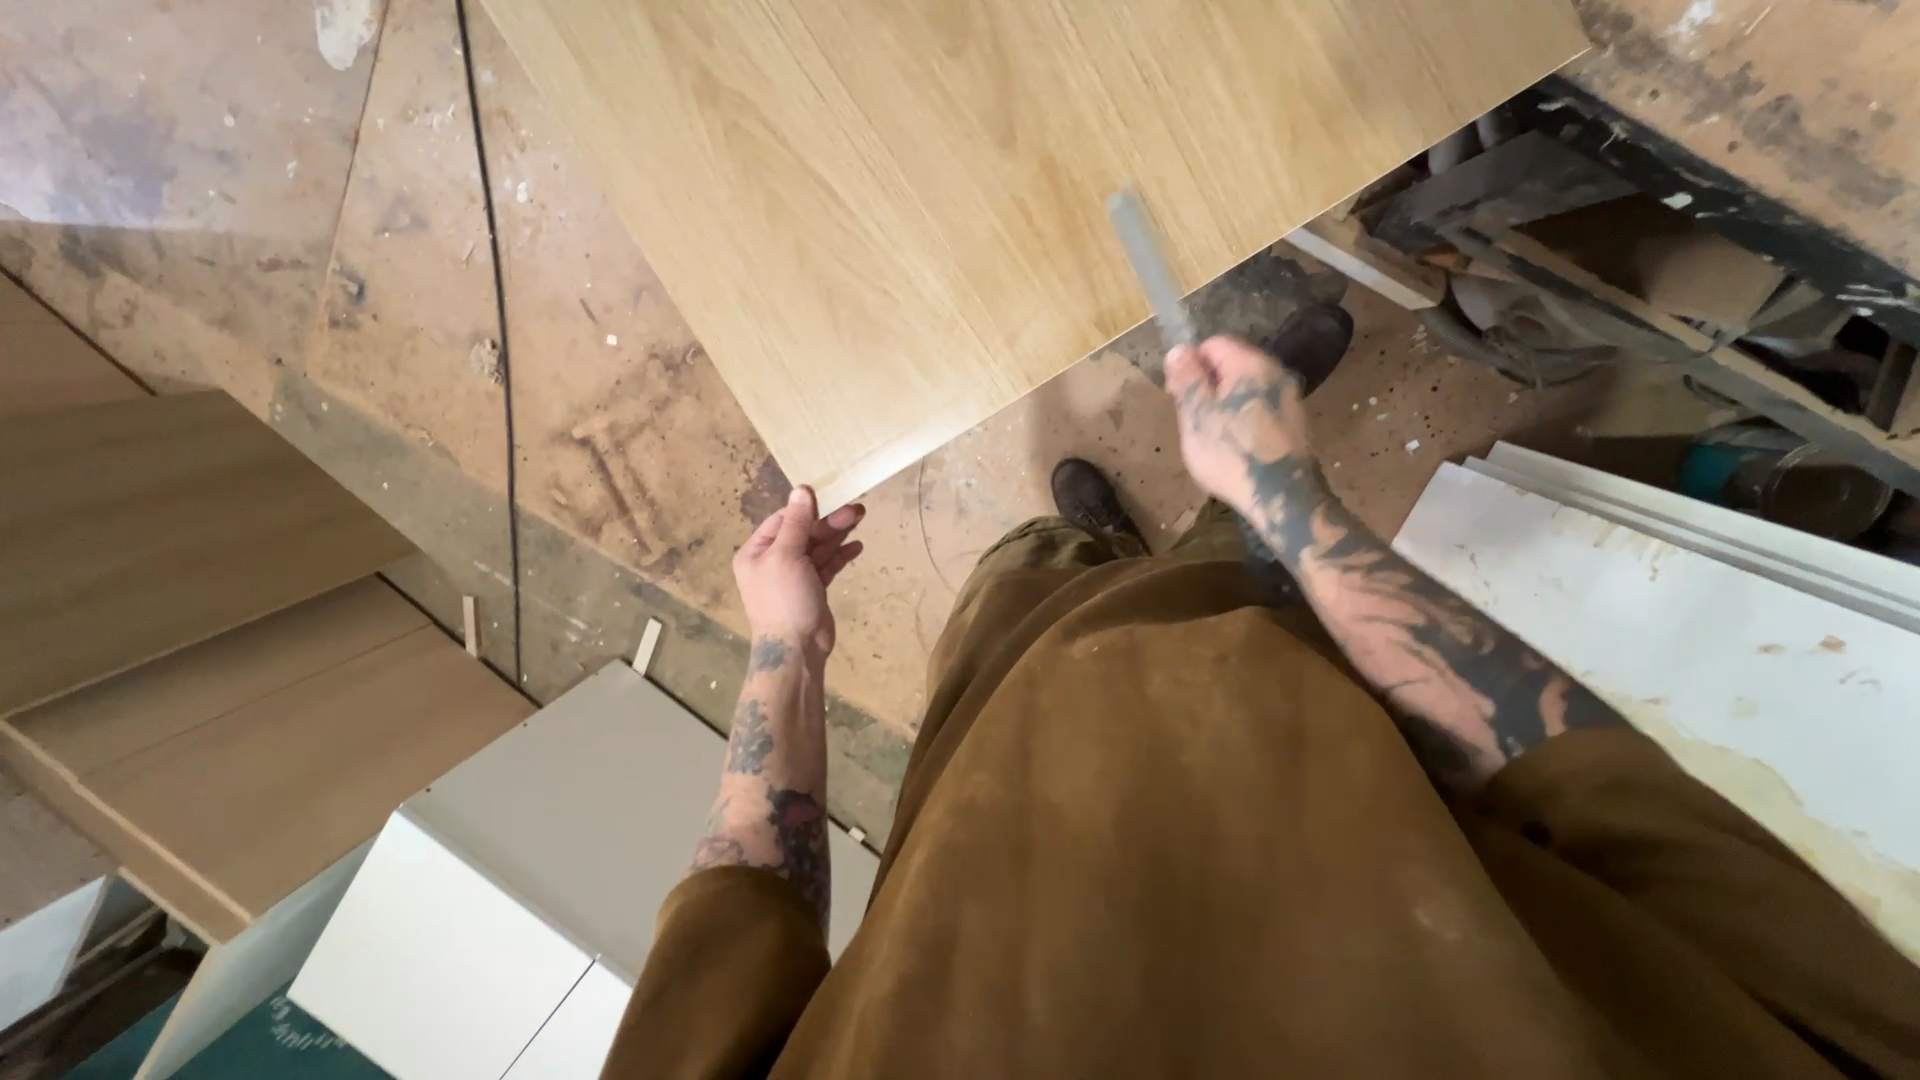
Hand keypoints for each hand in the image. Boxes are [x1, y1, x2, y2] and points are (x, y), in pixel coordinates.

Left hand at [734, 486, 864, 657]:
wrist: (796, 649)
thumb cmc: (784, 600)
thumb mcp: (786, 556)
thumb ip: (797, 523)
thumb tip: (801, 489)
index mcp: (756, 552)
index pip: (783, 520)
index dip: (807, 508)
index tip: (831, 496)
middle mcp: (772, 561)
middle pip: (803, 533)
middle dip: (828, 522)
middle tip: (856, 510)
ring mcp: (793, 576)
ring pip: (817, 548)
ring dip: (837, 534)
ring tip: (860, 518)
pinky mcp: (812, 589)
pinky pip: (826, 565)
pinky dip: (840, 555)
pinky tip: (857, 547)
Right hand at [1164, 336, 1317, 520]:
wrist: (1280, 497)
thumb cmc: (1231, 454)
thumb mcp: (1197, 415)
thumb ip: (1187, 379)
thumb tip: (1180, 349)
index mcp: (1251, 364)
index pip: (1214, 344)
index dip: (1190, 364)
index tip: (1176, 393)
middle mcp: (1276, 373)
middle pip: (1232, 365)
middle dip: (1207, 385)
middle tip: (1191, 418)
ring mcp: (1289, 399)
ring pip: (1246, 388)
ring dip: (1224, 404)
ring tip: (1211, 436)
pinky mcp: (1294, 424)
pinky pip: (1260, 408)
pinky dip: (1242, 419)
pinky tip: (1234, 446)